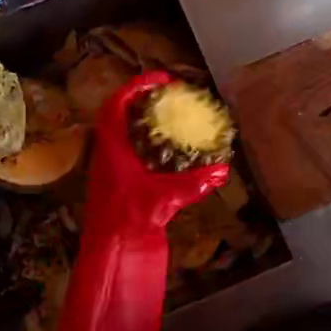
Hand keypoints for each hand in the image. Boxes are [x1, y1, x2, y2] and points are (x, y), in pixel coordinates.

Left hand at [84, 70, 228, 230]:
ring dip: (141, 118)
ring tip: (169, 114)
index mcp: (111, 149)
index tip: (160, 78)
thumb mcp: (164, 199)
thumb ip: (194, 184)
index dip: (136, 86)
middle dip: (140, 98)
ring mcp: (110, 167)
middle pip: (117, 114)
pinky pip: (128, 148)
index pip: (116, 106)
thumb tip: (223, 171)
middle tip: (167, 93)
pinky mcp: (118, 181)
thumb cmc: (128, 221)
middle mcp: (107, 153)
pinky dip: (146, 140)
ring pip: (121, 131)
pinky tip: (168, 148)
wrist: (111, 251)